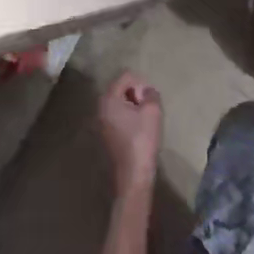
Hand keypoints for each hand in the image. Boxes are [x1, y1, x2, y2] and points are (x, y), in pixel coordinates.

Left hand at [97, 71, 163, 189]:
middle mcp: (100, 107)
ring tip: (145, 119)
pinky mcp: (106, 135)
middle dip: (136, 94)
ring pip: (119, 103)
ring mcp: (101, 122)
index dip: (141, 83)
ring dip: (133, 106)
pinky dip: (128, 117)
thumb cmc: (142, 140)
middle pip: (120, 88)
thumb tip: (147, 92)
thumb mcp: (152, 111)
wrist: (133, 176)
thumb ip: (151, 94)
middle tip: (148, 108)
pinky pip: (117, 116)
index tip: (149, 100)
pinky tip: (139, 130)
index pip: (125, 76)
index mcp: (108, 99)